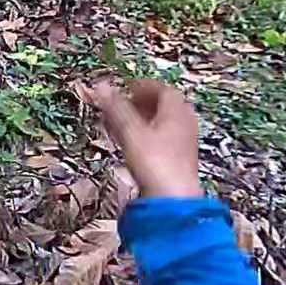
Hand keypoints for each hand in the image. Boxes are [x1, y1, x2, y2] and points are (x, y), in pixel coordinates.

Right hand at [91, 79, 202, 198]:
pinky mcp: (178, 159)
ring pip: (162, 122)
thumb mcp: (130, 131)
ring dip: (142, 119)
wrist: (171, 199)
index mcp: (177, 112)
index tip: (126, 87)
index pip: (162, 89)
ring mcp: (182, 142)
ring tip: (122, 122)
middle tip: (123, 103)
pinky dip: (145, 134)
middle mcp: (184, 124)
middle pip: (164, 105)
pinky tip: (131, 142)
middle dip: (141, 102)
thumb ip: (116, 108)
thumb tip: (101, 85)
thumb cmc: (154, 162)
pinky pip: (161, 138)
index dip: (142, 86)